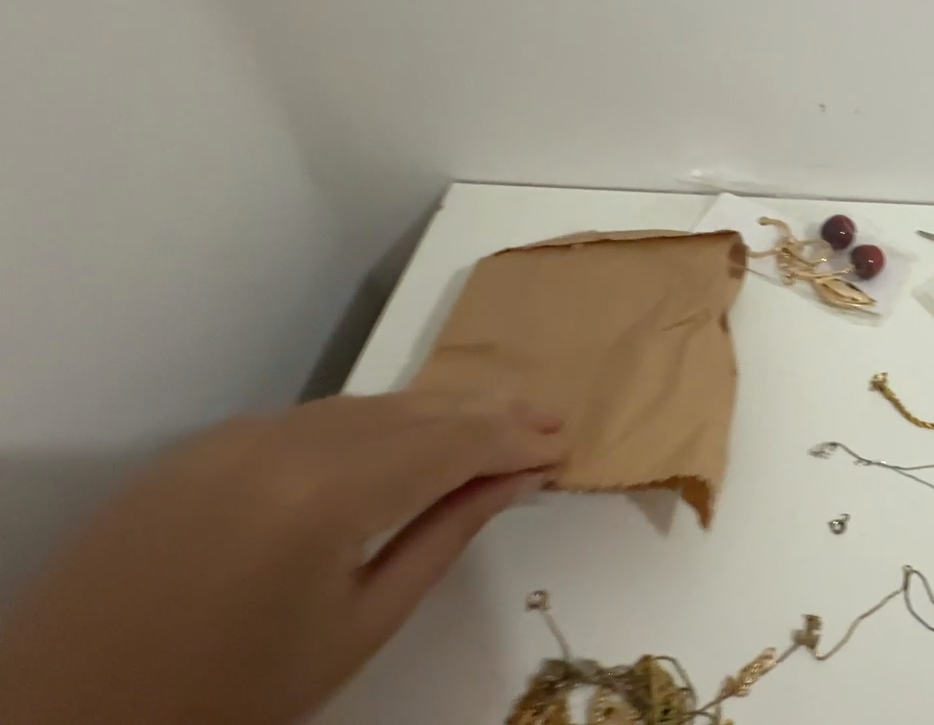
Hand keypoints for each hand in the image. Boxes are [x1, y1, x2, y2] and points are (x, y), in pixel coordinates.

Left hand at [0, 391, 566, 724]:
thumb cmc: (229, 698)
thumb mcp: (362, 624)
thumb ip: (449, 533)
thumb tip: (521, 477)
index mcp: (323, 496)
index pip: (454, 445)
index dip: (517, 443)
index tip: (567, 446)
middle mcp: (281, 443)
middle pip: (419, 411)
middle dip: (494, 413)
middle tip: (553, 417)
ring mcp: (233, 437)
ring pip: (373, 404)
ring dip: (443, 409)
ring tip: (503, 416)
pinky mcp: (201, 446)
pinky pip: (319, 417)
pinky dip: (381, 419)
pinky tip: (415, 431)